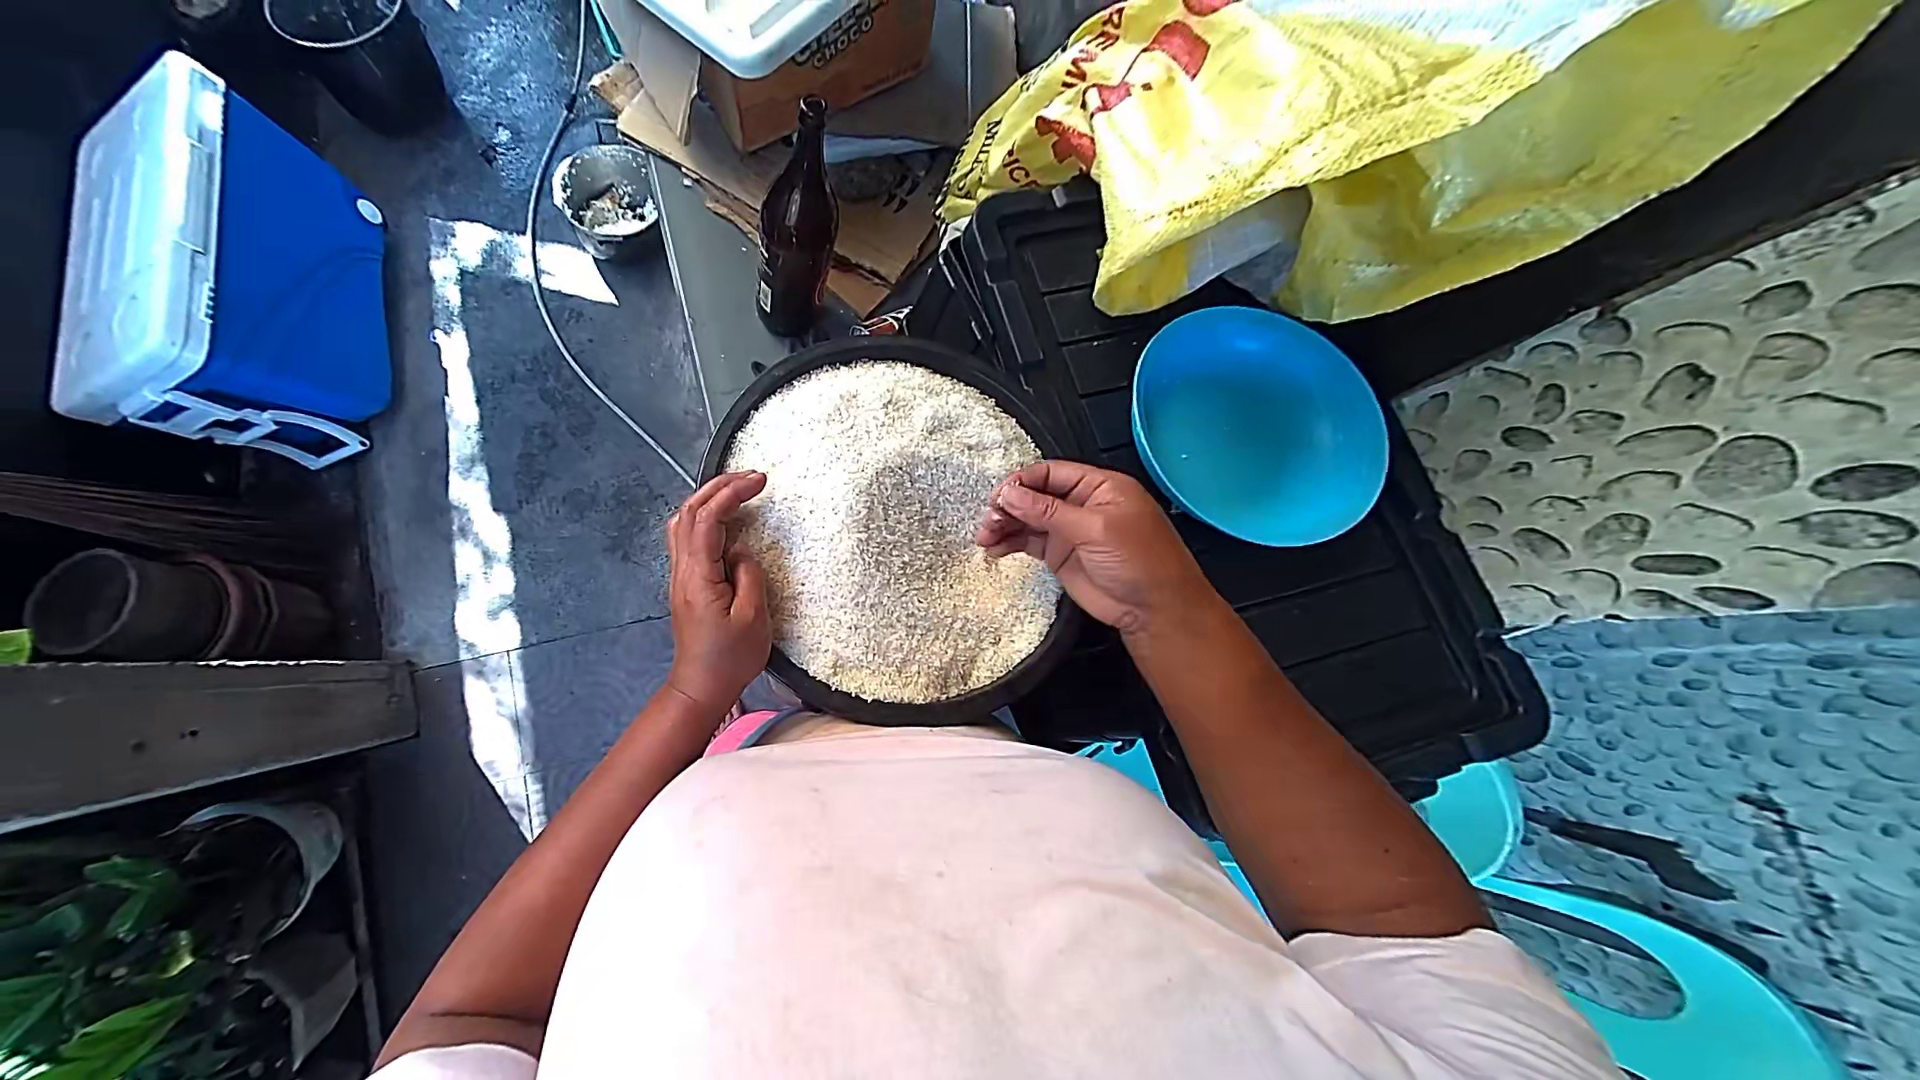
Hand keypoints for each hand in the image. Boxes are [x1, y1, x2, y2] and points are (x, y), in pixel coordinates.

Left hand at [664, 471, 771, 713]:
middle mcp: (683, 570)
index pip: (709, 520)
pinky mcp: (688, 583)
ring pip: (685, 522)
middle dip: (719, 486)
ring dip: (709, 498)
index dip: (732, 493)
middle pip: (690, 513)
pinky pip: (690, 538)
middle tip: (752, 476)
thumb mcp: (753, 617)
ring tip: (739, 488)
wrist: (701, 686)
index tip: (761, 481)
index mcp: (699, 576)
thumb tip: (741, 550)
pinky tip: (727, 518)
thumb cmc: (730, 656)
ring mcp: (681, 576)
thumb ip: (748, 574)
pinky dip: (707, 517)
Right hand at [977, 461, 1210, 636]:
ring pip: (1027, 518)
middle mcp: (1081, 504)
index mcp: (1098, 486)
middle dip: (1009, 505)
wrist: (1154, 609)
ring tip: (986, 537)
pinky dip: (1010, 543)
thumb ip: (1050, 511)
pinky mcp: (1060, 553)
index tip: (1000, 496)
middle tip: (990, 520)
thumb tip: (1013, 494)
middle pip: (1034, 495)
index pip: (1051, 473)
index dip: (1022, 482)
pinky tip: (995, 548)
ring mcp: (1069, 529)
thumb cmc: (1144, 562)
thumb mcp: (1095, 529)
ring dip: (1004, 525)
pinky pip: (1028, 542)